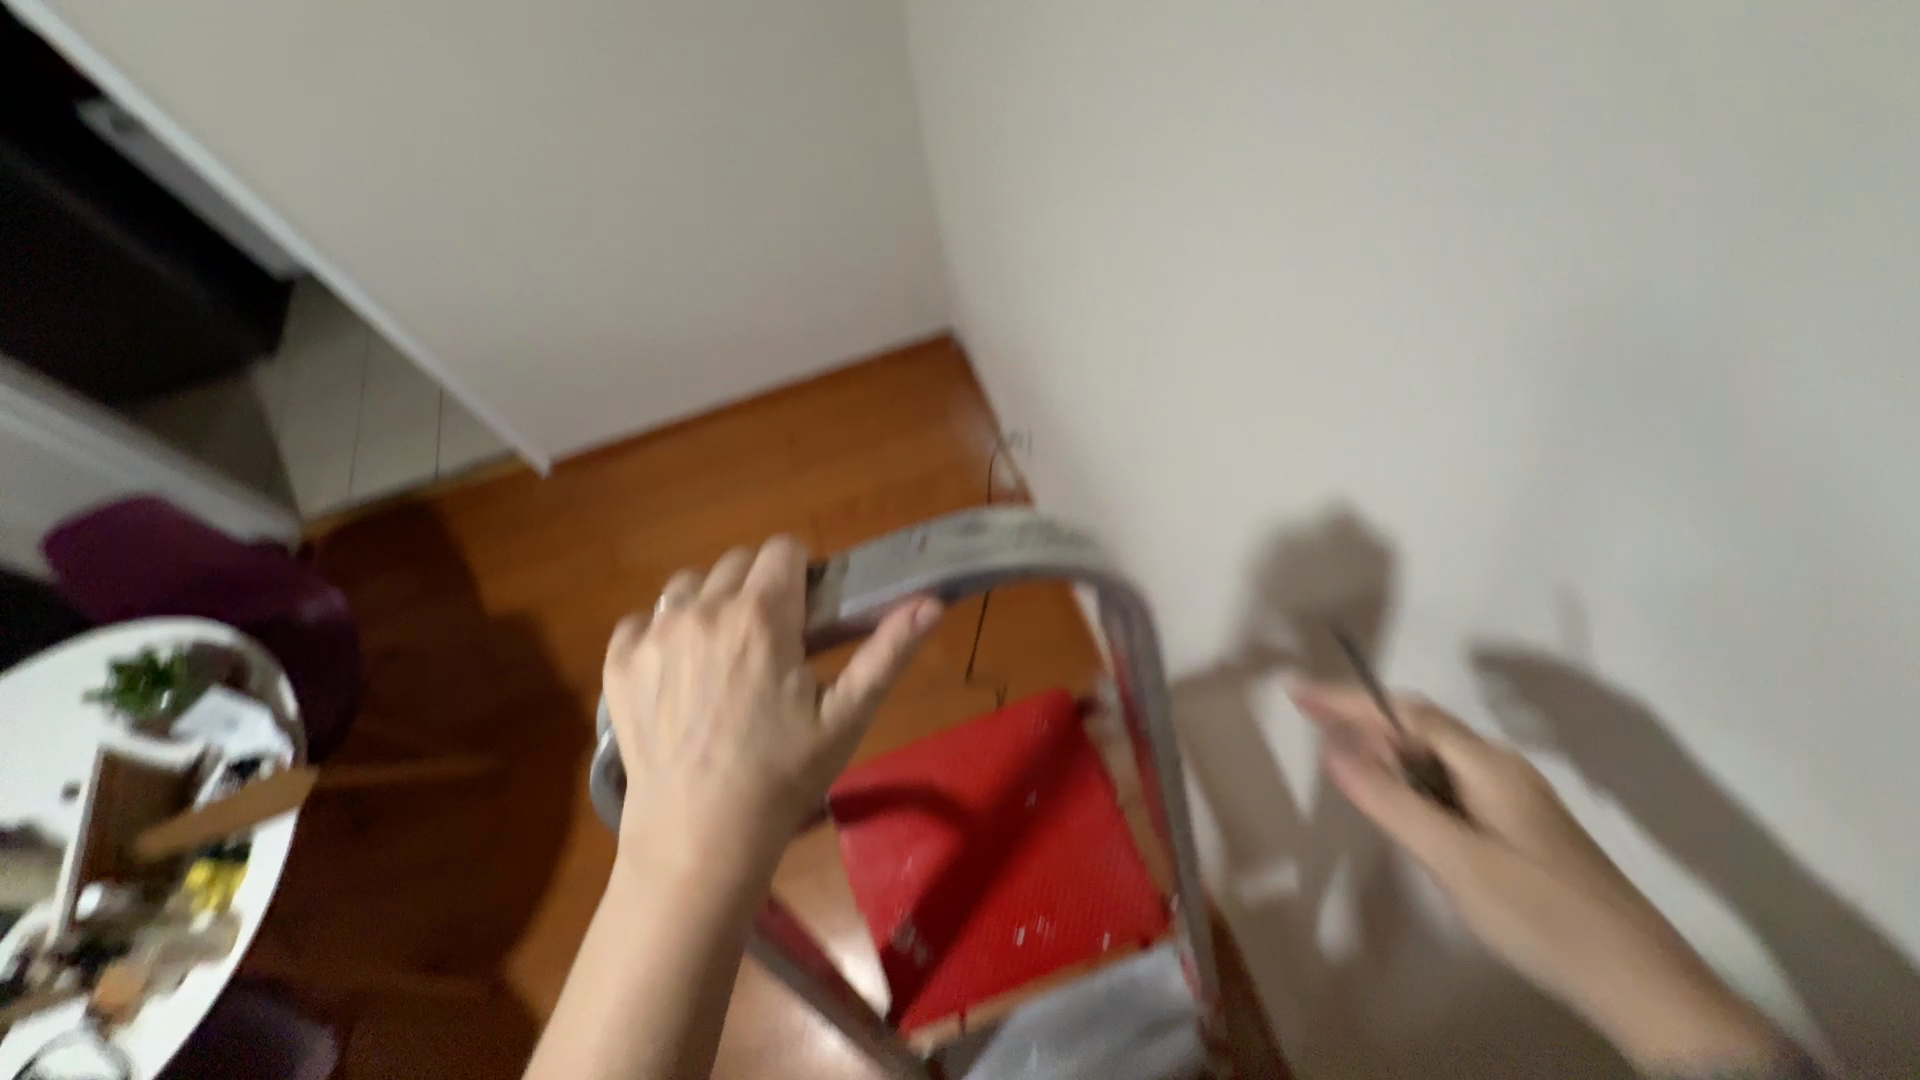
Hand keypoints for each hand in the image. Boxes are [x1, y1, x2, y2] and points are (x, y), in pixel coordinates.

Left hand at [603, 536, 941, 870]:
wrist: (701, 839)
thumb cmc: (784, 776)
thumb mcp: (847, 716)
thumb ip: (888, 651)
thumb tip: (933, 601)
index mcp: (762, 616)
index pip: (782, 549)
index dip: (800, 574)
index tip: (806, 612)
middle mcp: (703, 611)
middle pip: (737, 562)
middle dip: (759, 588)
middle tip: (771, 642)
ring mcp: (654, 635)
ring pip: (688, 586)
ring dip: (711, 605)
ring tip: (724, 655)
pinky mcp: (619, 663)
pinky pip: (643, 620)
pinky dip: (662, 634)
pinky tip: (679, 675)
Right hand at [1289, 680, 1784, 1072]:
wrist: (1639, 982)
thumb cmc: (1539, 913)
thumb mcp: (1454, 858)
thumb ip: (1391, 801)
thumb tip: (1334, 748)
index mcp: (1489, 766)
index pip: (1408, 713)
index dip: (1350, 698)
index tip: (1298, 693)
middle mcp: (1501, 769)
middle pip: (1421, 728)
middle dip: (1361, 719)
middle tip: (1307, 719)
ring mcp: (1512, 799)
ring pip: (1434, 759)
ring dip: (1384, 751)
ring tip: (1336, 755)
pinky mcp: (1515, 828)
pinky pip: (1448, 785)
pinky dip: (1408, 781)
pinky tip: (1391, 801)